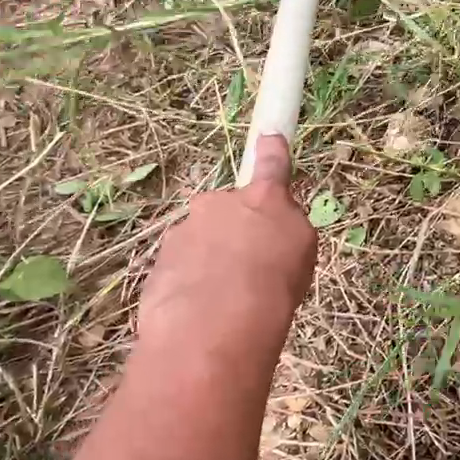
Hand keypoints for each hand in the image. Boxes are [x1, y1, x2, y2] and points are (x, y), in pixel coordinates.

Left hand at [137, 134, 317, 355]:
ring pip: (203, 240)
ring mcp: (182, 233)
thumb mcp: (302, 249)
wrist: (214, 324)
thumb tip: (272, 225)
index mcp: (263, 198)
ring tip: (231, 296)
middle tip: (254, 263)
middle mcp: (217, 205)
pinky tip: (207, 309)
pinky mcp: (157, 265)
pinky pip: (182, 267)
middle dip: (237, 228)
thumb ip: (287, 226)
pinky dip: (193, 283)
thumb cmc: (274, 281)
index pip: (272, 165)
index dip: (273, 149)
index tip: (270, 134)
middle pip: (229, 210)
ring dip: (214, 259)